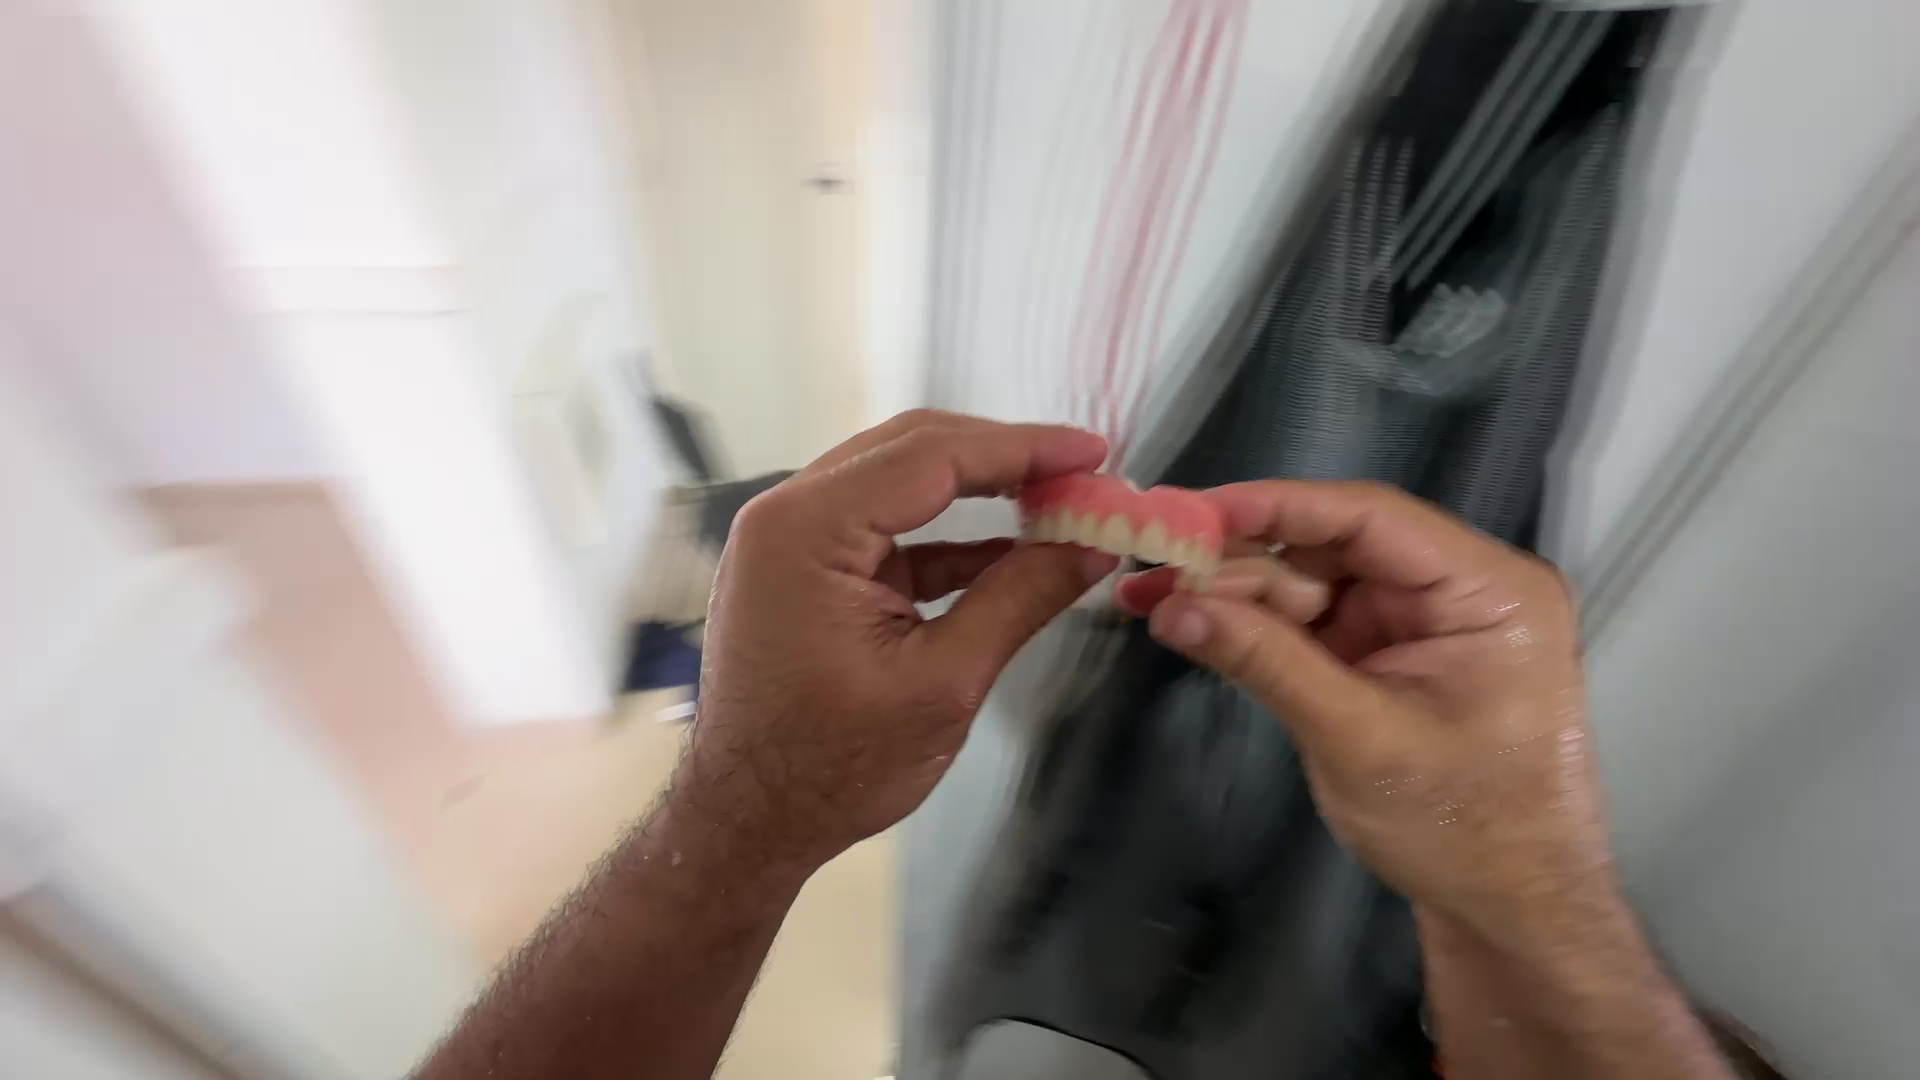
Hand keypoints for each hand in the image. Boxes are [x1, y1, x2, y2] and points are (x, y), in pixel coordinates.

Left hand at [679, 411, 1118, 869]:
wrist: (747, 823)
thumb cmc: (835, 767)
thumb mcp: (944, 682)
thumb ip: (1021, 599)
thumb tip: (1094, 546)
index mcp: (807, 528)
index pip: (931, 455)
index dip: (1022, 446)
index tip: (1092, 449)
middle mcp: (788, 513)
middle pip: (911, 450)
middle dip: (1002, 456)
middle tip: (1078, 471)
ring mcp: (790, 538)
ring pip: (899, 482)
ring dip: (977, 488)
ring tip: (1052, 500)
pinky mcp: (806, 569)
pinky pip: (885, 529)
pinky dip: (945, 536)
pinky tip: (1006, 549)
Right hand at [1118, 481, 1616, 944]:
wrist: (1500, 910)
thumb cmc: (1460, 827)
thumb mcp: (1357, 738)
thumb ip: (1264, 661)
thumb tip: (1170, 607)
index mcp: (1483, 590)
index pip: (1367, 518)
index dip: (1274, 506)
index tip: (1191, 513)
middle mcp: (1445, 588)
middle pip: (1323, 547)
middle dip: (1236, 560)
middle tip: (1154, 565)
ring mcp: (1404, 620)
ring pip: (1299, 581)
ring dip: (1227, 592)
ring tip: (1149, 598)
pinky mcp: (1370, 650)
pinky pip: (1297, 620)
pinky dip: (1242, 624)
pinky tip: (1187, 622)